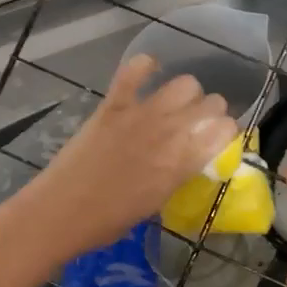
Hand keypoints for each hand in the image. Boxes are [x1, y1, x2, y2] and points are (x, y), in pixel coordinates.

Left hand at [13, 54, 237, 263]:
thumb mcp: (158, 201)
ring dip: (186, 92)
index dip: (225, 131)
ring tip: (174, 103)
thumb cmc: (109, 220)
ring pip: (186, 83)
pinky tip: (147, 72)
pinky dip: (144, 66)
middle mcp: (171, 133)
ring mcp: (142, 115)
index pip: (226, 130)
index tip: (216, 138)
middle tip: (196, 122)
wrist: (60, 213)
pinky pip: (135, 71)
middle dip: (211, 111)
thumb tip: (188, 156)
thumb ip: (178, 172)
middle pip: (213, 102)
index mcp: (184, 162)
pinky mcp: (114, 105)